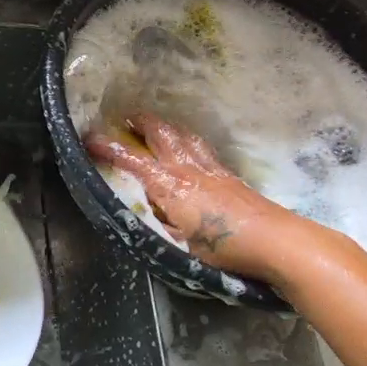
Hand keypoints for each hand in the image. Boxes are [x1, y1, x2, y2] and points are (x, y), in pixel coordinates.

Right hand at [83, 112, 324, 281]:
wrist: (277, 242)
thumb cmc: (224, 248)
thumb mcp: (182, 245)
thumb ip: (165, 224)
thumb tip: (156, 212)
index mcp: (169, 185)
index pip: (132, 160)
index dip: (108, 148)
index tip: (89, 137)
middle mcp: (187, 169)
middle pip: (161, 133)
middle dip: (142, 122)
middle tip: (127, 117)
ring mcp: (211, 169)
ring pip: (185, 137)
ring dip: (168, 128)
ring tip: (158, 127)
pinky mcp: (230, 176)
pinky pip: (203, 150)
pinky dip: (189, 143)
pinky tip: (191, 150)